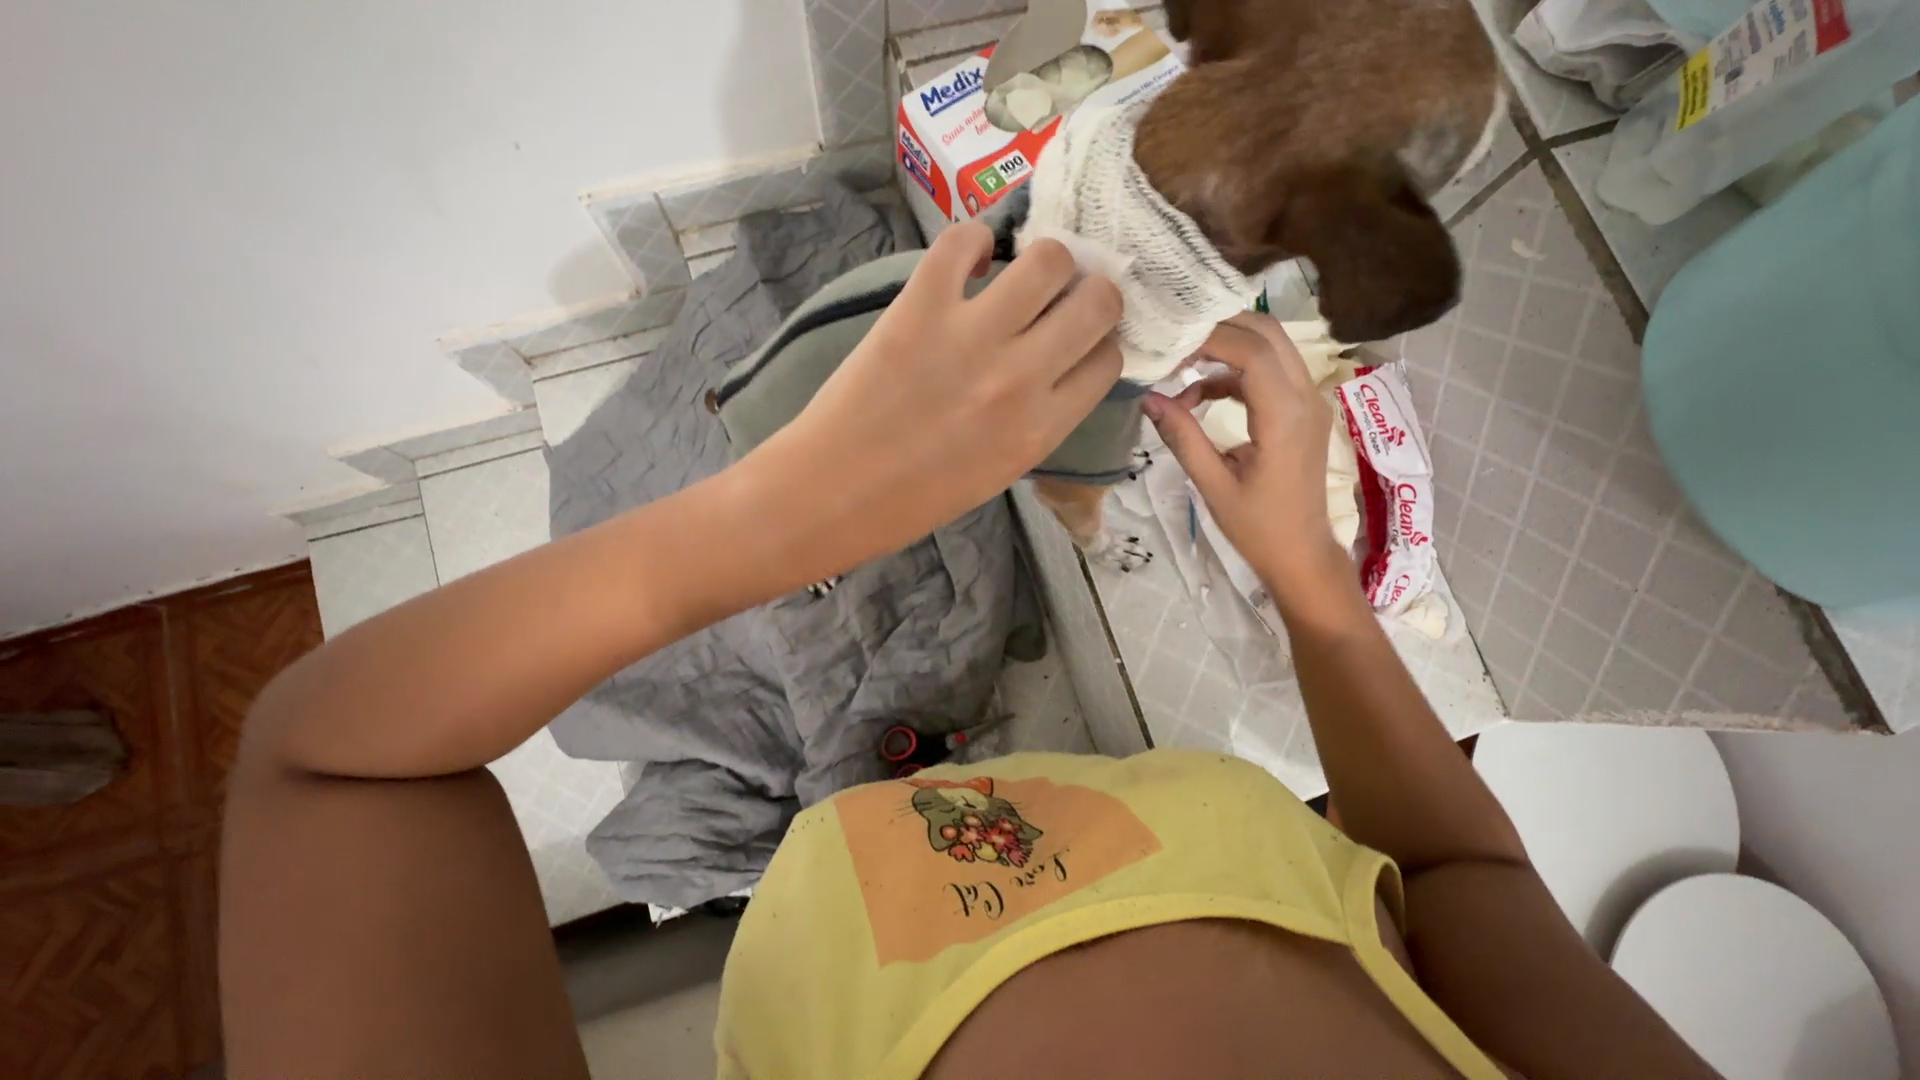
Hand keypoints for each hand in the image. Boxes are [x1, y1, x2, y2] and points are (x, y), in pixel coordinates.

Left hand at [740, 222, 1122, 579]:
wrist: (834, 493)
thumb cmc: (914, 499)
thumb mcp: (999, 473)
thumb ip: (1039, 420)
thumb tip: (1057, 369)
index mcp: (1041, 428)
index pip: (1108, 359)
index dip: (1100, 342)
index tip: (1080, 339)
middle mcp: (1020, 378)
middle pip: (1097, 300)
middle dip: (1089, 293)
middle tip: (1060, 299)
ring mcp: (970, 337)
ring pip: (1048, 259)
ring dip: (1043, 261)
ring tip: (1017, 277)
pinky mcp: (919, 307)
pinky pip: (964, 241)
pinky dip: (973, 242)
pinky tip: (969, 262)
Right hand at [1143, 313, 1355, 611]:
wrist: (1302, 553)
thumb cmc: (1258, 527)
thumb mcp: (1212, 485)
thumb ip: (1182, 437)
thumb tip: (1149, 398)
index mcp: (1284, 416)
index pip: (1251, 351)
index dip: (1209, 337)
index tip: (1169, 344)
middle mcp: (1305, 398)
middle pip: (1268, 333)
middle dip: (1220, 326)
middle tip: (1175, 340)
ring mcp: (1309, 401)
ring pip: (1272, 346)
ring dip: (1228, 346)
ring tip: (1182, 365)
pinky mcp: (1303, 410)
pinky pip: (1271, 370)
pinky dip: (1236, 371)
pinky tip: (1201, 394)